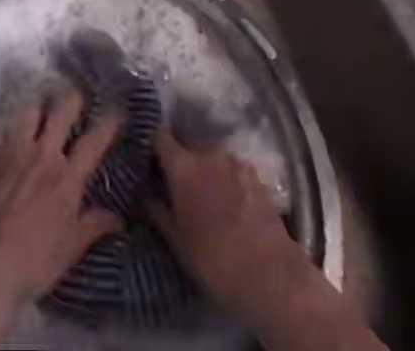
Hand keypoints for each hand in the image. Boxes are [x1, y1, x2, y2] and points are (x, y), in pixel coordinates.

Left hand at [0, 89, 121, 350]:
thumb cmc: (33, 259)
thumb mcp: (70, 249)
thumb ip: (93, 226)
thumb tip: (118, 218)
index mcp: (67, 178)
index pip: (93, 142)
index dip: (107, 124)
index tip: (116, 112)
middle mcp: (43, 156)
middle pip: (61, 112)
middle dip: (72, 99)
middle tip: (77, 96)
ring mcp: (14, 151)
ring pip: (30, 111)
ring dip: (40, 107)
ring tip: (44, 110)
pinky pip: (7, 130)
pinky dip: (16, 127)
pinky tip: (16, 135)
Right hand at [145, 127, 309, 323]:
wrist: (274, 279)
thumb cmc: (215, 261)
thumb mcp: (177, 241)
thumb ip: (155, 211)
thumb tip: (140, 194)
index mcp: (183, 167)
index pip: (159, 135)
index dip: (149, 139)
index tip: (141, 147)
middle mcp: (209, 155)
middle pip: (186, 147)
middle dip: (178, 161)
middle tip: (171, 183)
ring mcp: (237, 164)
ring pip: (210, 159)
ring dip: (203, 171)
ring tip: (201, 196)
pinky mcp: (258, 177)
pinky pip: (232, 171)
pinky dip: (224, 180)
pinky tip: (226, 203)